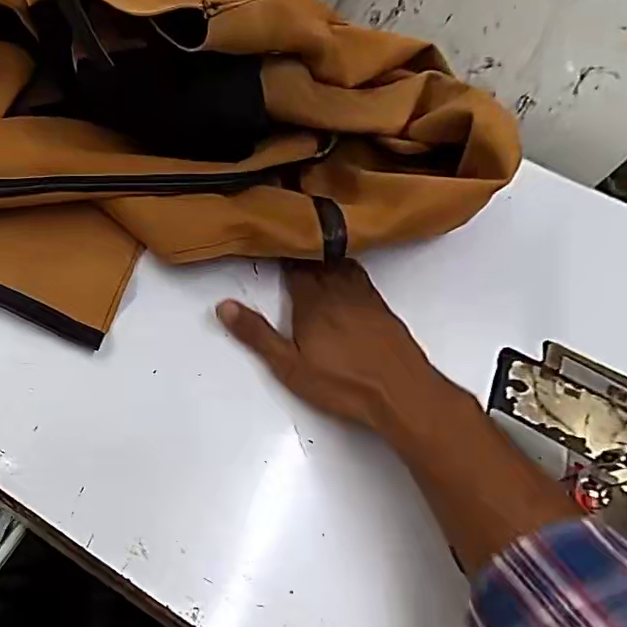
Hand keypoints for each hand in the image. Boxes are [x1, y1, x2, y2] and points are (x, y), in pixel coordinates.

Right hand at [217, 259, 577, 569]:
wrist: (400, 393)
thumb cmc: (344, 382)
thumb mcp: (288, 365)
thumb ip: (256, 334)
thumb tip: (225, 307)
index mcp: (312, 301)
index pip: (293, 266)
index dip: (280, 250)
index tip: (269, 237)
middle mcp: (339, 291)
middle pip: (317, 260)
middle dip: (301, 247)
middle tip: (289, 234)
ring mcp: (364, 298)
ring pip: (341, 264)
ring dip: (326, 252)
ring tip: (313, 245)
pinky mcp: (381, 309)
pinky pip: (360, 276)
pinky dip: (347, 266)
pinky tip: (346, 271)